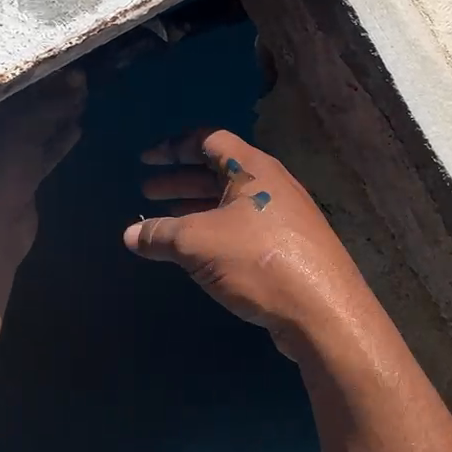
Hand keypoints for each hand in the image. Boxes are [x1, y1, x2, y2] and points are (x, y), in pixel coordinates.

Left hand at [0, 70, 85, 262]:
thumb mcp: (21, 132)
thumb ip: (48, 106)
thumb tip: (77, 79)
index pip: (10, 89)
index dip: (38, 76)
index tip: (65, 65)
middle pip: (24, 108)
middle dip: (51, 94)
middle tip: (82, 78)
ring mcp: (5, 159)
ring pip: (36, 131)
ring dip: (58, 116)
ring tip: (84, 98)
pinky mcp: (22, 181)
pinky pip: (43, 154)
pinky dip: (59, 142)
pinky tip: (78, 128)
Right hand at [123, 129, 370, 344]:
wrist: (321, 311)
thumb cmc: (256, 260)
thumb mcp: (197, 243)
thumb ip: (160, 234)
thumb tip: (130, 235)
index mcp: (253, 169)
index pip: (209, 140)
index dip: (174, 147)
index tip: (146, 160)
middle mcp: (271, 186)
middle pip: (218, 172)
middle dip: (179, 181)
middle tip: (147, 192)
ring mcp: (283, 218)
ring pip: (229, 204)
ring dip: (194, 208)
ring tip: (163, 221)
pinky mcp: (288, 248)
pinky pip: (241, 228)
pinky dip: (213, 231)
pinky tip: (195, 251)